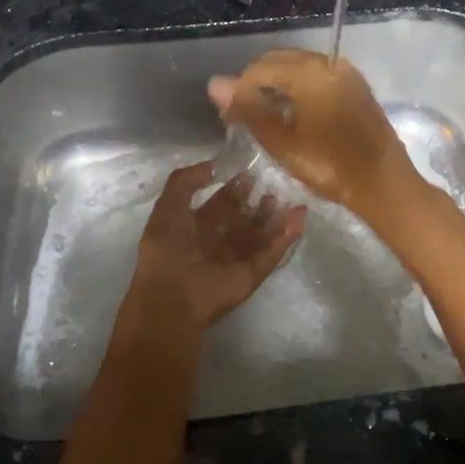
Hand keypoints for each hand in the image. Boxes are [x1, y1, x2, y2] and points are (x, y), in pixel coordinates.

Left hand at [129, 160, 305, 330]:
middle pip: (242, 220)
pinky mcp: (250, 276)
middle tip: (275, 186)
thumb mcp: (168, 206)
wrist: (171, 297)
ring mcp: (234, 261)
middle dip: (257, 203)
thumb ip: (186, 181)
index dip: (234, 190)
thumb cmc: (166, 249)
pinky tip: (298, 219)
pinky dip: (284, 238)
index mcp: (193, 229)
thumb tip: (213, 166)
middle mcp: (215, 244)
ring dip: (275, 219)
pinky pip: (270, 254)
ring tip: (291, 200)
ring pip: (260, 236)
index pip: (219, 205)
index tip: (251, 174)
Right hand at [208, 49, 418, 218]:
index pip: (258, 69)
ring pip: (298, 66)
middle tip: (244, 118)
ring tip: (267, 118)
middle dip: (257, 84)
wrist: (384, 183)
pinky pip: (317, 75)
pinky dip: (299, 87)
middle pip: (278, 61)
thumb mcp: (283, 143)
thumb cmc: (331, 166)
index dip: (238, 91)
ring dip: (278, 85)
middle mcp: (327, 62)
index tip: (229, 119)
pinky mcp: (355, 84)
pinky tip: (295, 116)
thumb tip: (215, 84)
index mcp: (308, 72)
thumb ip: (248, 110)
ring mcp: (344, 71)